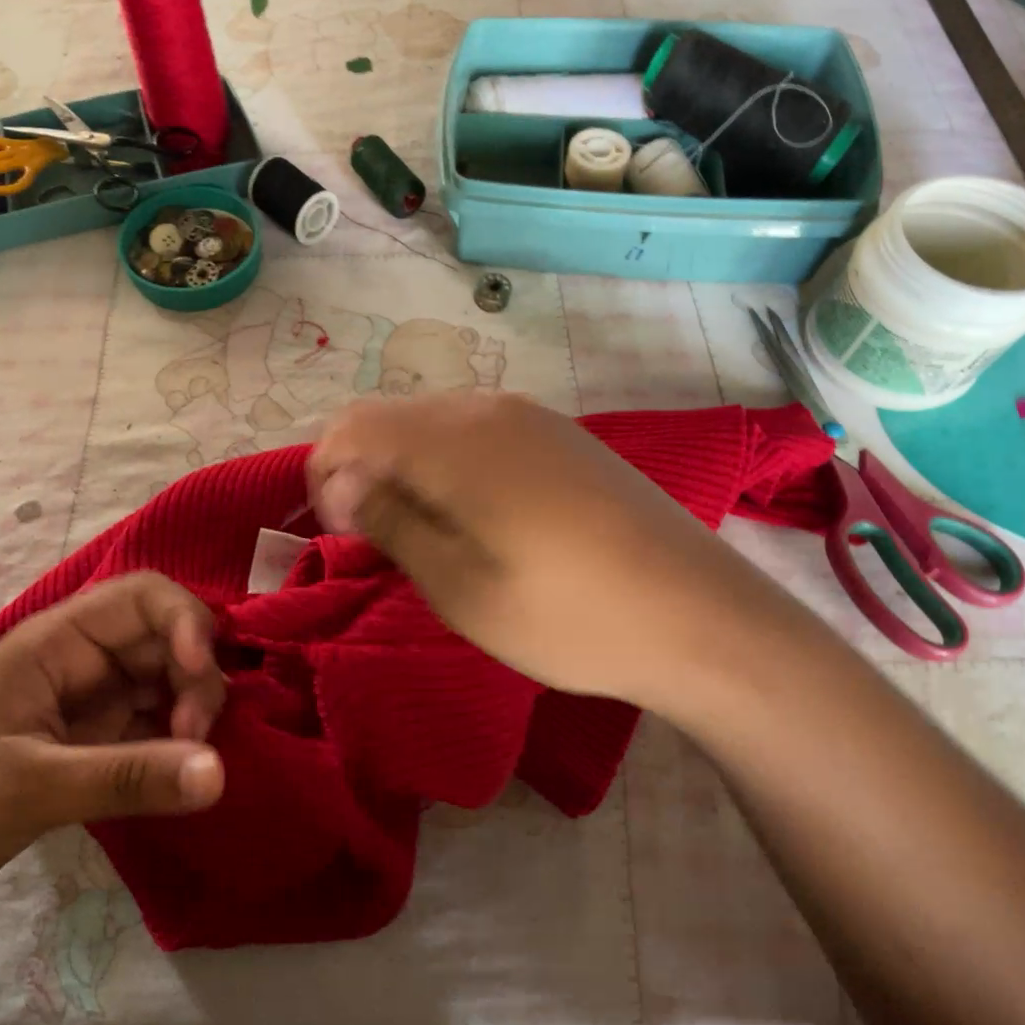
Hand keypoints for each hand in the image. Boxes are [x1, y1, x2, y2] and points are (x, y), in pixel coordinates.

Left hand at [0, 573, 227, 902]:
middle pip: (168, 639)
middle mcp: (83, 659)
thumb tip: (219, 774)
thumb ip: (129, 778)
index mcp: (56, 642)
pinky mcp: (102, 737)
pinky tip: (187, 771)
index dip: (184, 622)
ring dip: (194, 710)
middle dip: (195, 679)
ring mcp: (95, 698)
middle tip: (195, 740)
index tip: (199, 675)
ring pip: (171, 681)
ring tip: (191, 764)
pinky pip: (160, 722)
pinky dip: (183, 741)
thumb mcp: (35, 787)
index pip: (142, 598)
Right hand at [307, 393, 818, 714]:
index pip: (349, 427)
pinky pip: (481, 435)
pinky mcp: (566, 437)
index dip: (325, 478)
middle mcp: (489, 409)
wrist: (699, 616)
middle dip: (364, 473)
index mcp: (453, 440)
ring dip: (409, 472)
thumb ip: (392, 522)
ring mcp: (535, 418)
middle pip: (391, 419)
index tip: (343, 537)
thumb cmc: (566, 616)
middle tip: (380, 544)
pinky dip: (453, 468)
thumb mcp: (460, 586)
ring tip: (430, 539)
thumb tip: (344, 482)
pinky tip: (482, 521)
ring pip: (436, 425)